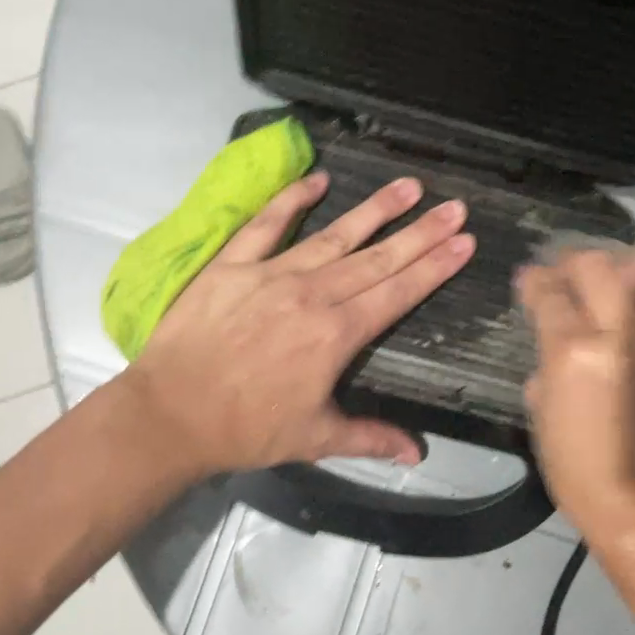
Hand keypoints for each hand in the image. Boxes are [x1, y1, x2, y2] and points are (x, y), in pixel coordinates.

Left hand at [122, 171, 473, 475]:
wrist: (170, 414)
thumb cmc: (245, 430)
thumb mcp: (314, 439)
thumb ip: (369, 438)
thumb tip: (417, 455)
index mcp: (336, 335)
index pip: (397, 293)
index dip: (434, 267)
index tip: (464, 242)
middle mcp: (312, 295)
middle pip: (378, 259)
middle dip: (421, 232)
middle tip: (455, 207)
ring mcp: (271, 274)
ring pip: (334, 235)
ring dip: (374, 210)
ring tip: (408, 187)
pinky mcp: (232, 265)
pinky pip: (266, 225)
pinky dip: (292, 200)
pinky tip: (317, 180)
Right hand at [516, 245, 634, 534]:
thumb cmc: (584, 470)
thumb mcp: (544, 414)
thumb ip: (547, 366)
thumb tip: (554, 339)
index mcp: (577, 352)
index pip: (548, 291)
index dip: (534, 280)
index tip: (531, 282)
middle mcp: (629, 333)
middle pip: (601, 264)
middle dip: (577, 260)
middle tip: (574, 275)